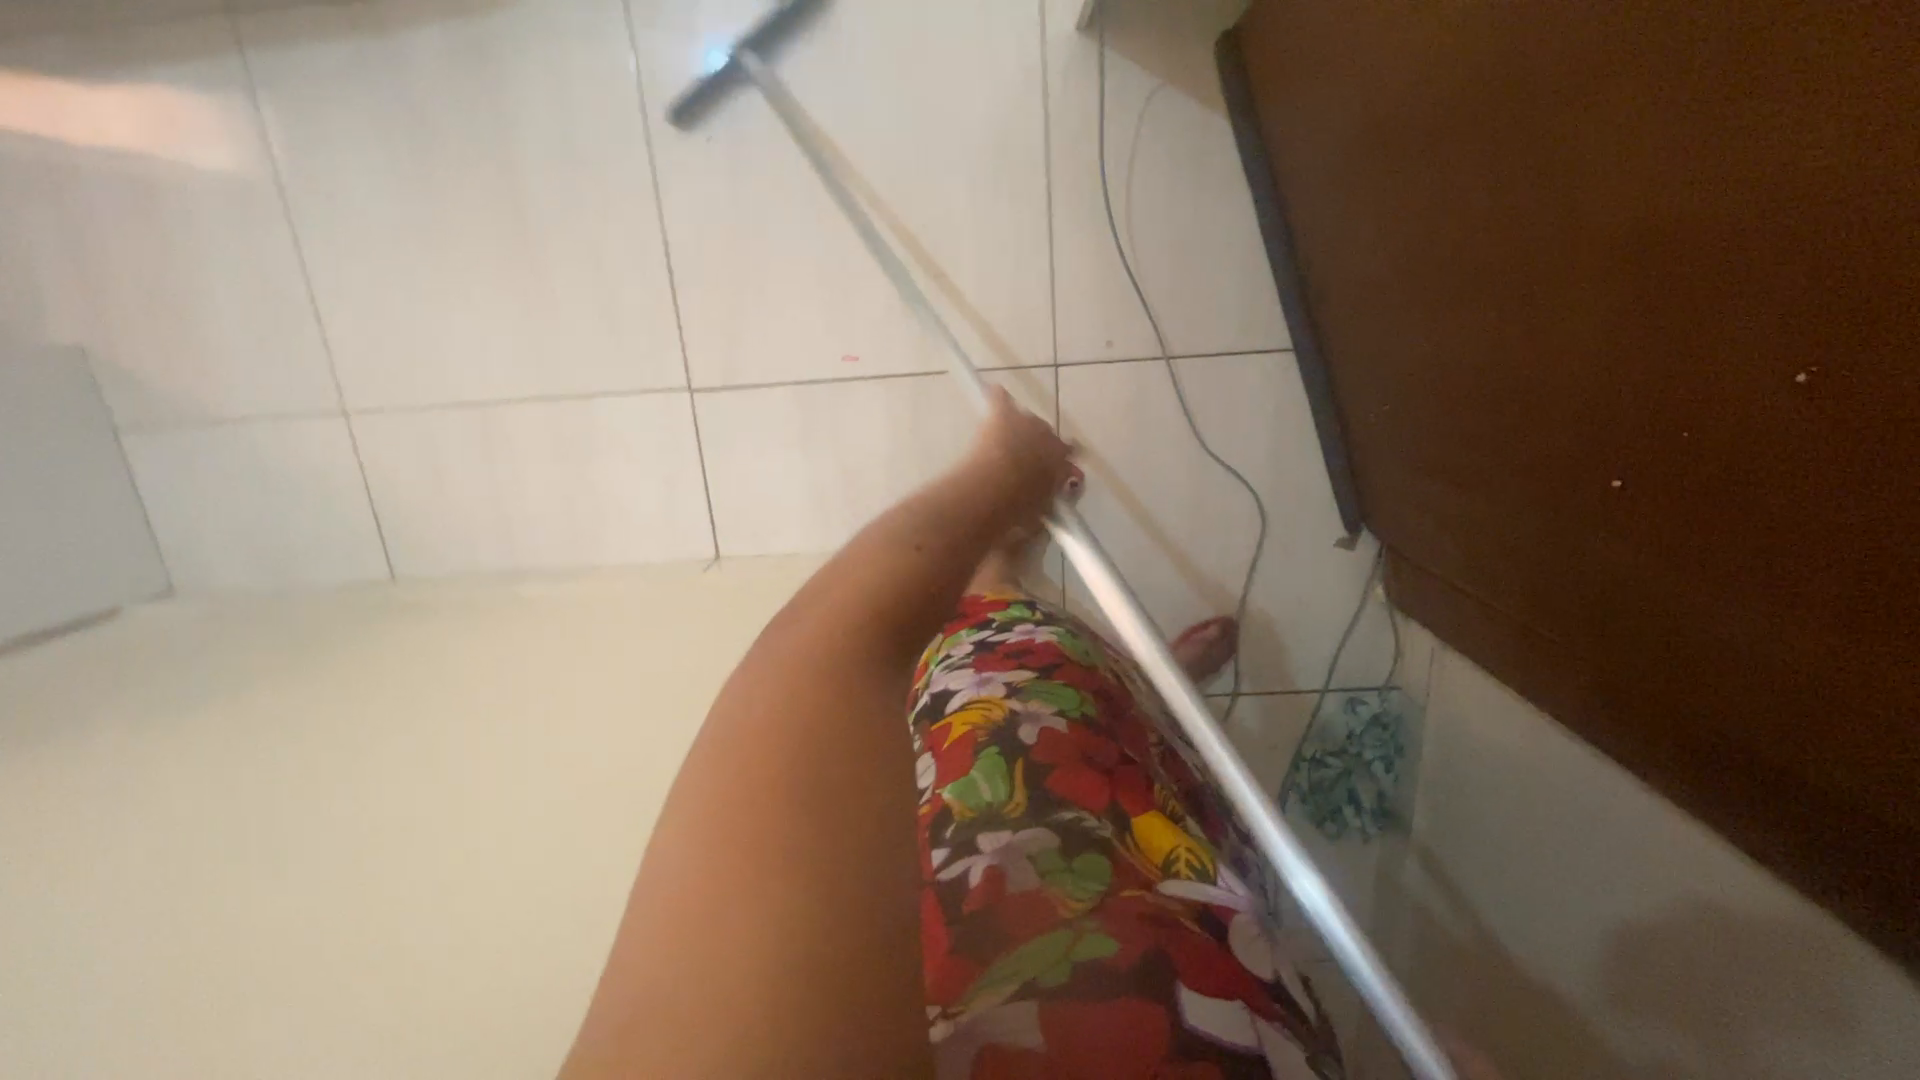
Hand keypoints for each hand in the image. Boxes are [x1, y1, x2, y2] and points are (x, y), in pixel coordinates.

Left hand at [961, 387, 1075, 532]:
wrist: (995, 488)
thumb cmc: (1018, 507)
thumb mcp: (1039, 514)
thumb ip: (1045, 504)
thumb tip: (1045, 509)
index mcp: (1061, 462)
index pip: (1069, 456)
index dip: (1060, 463)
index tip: (1055, 469)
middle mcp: (1049, 438)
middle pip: (1047, 435)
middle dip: (1040, 444)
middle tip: (1026, 458)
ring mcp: (1026, 423)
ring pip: (1027, 420)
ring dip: (1020, 427)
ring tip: (1007, 436)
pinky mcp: (1003, 415)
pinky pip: (1001, 399)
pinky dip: (998, 396)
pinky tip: (994, 391)